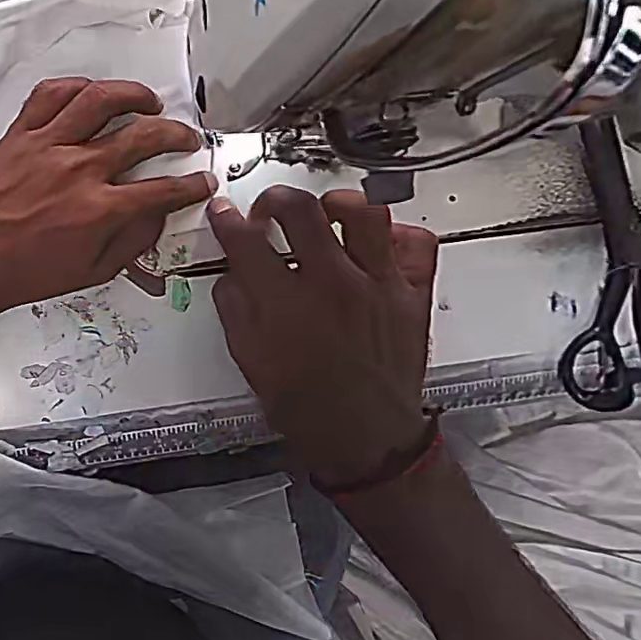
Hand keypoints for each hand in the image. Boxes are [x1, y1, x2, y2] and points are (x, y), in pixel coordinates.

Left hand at [0, 78, 213, 336]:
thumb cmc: (23, 271)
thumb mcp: (92, 271)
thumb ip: (132, 241)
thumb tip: (157, 216)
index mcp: (98, 210)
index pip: (163, 189)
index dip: (191, 185)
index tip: (198, 181)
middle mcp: (77, 171)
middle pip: (144, 135)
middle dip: (177, 135)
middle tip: (184, 139)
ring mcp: (47, 147)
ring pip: (101, 99)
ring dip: (134, 95)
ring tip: (148, 101)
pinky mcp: (20, 136)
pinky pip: (51, 94)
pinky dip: (77, 86)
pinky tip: (91, 93)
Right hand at [207, 187, 439, 484]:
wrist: (364, 439)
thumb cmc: (310, 408)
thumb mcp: (251, 361)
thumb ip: (235, 311)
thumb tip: (231, 279)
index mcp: (286, 303)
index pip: (246, 241)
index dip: (227, 220)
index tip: (224, 214)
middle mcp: (332, 286)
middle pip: (300, 210)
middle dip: (274, 200)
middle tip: (268, 210)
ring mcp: (377, 287)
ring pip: (363, 213)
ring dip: (336, 205)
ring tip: (325, 213)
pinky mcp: (411, 296)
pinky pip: (416, 243)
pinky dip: (397, 233)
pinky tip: (377, 241)